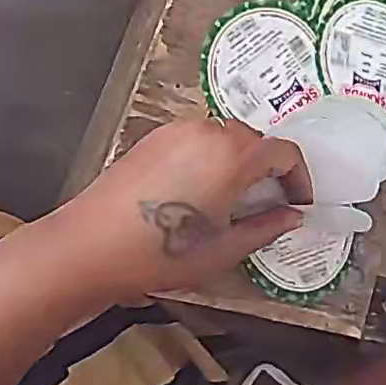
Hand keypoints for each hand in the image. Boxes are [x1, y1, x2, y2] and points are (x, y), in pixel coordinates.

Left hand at [33, 119, 308, 300]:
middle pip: (256, 140)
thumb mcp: (223, 249)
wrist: (87, 248)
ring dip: (241, 160)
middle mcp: (208, 133)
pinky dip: (212, 155)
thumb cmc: (159, 253)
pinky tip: (200, 189)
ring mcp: (178, 131)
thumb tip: (292, 216)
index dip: (299, 177)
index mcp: (232, 157)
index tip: (298, 201)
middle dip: (270, 169)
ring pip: (227, 136)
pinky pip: (199, 137)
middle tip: (268, 203)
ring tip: (233, 198)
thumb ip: (266, 227)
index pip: (284, 153)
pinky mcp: (155, 137)